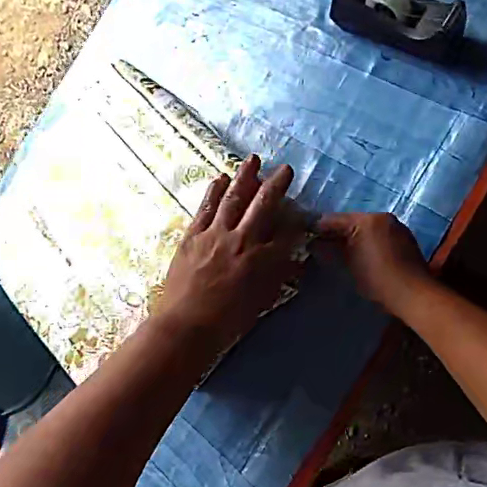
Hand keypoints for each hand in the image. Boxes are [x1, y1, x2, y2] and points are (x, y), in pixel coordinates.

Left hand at [156, 156, 305, 347]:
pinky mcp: (193, 236)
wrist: (186, 326)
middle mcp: (243, 241)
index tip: (300, 212)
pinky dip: (214, 191)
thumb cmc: (228, 322)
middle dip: (277, 185)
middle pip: (264, 205)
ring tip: (253, 159)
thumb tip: (294, 262)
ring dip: (245, 177)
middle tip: (286, 169)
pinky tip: (220, 178)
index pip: (287, 232)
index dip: (296, 220)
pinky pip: (206, 208)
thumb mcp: (262, 302)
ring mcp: (216, 235)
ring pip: (234, 199)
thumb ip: (278, 278)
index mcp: (264, 260)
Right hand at [317, 212, 431, 311]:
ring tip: (341, 253)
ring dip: (354, 237)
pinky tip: (363, 256)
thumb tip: (314, 244)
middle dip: (337, 233)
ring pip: (367, 228)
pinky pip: (380, 234)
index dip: (318, 228)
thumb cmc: (377, 279)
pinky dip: (369, 241)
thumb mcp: (349, 265)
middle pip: (352, 221)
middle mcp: (382, 217)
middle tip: (321, 246)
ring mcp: (396, 227)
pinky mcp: (405, 238)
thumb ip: (330, 250)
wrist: (414, 294)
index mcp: (367, 219)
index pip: (334, 219)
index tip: (306, 237)